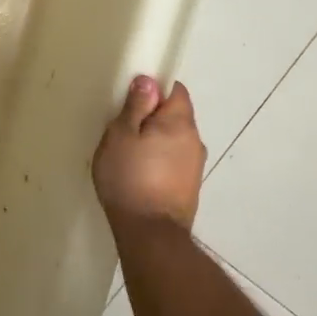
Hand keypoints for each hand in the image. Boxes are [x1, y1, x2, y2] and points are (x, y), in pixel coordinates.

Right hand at [92, 77, 205, 230]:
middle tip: (123, 129)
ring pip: (174, 140)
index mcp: (180, 123)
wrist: (150, 234)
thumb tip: (149, 81)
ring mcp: (195, 166)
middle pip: (175, 115)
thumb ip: (136, 106)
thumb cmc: (130, 177)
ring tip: (128, 154)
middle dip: (152, 117)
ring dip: (155, 141)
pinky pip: (173, 161)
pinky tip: (139, 174)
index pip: (175, 90)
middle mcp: (195, 141)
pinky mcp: (190, 187)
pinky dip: (158, 160)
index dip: (154, 90)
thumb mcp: (121, 134)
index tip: (132, 101)